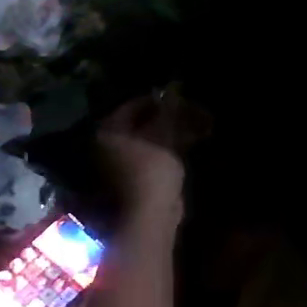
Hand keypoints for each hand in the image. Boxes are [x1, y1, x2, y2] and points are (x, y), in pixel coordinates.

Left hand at [97, 88, 200, 223]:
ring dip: (172, 134)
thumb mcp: (163, 136)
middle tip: (193, 113)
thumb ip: (169, 112)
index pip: (134, 105)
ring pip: (149, 140)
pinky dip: (169, 150)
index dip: (159, 100)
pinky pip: (153, 156)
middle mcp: (109, 145)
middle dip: (168, 118)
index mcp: (109, 131)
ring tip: (197, 129)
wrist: (151, 216)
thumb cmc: (153, 171)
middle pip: (141, 123)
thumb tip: (174, 90)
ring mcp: (121, 164)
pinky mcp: (135, 180)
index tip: (181, 97)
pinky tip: (188, 146)